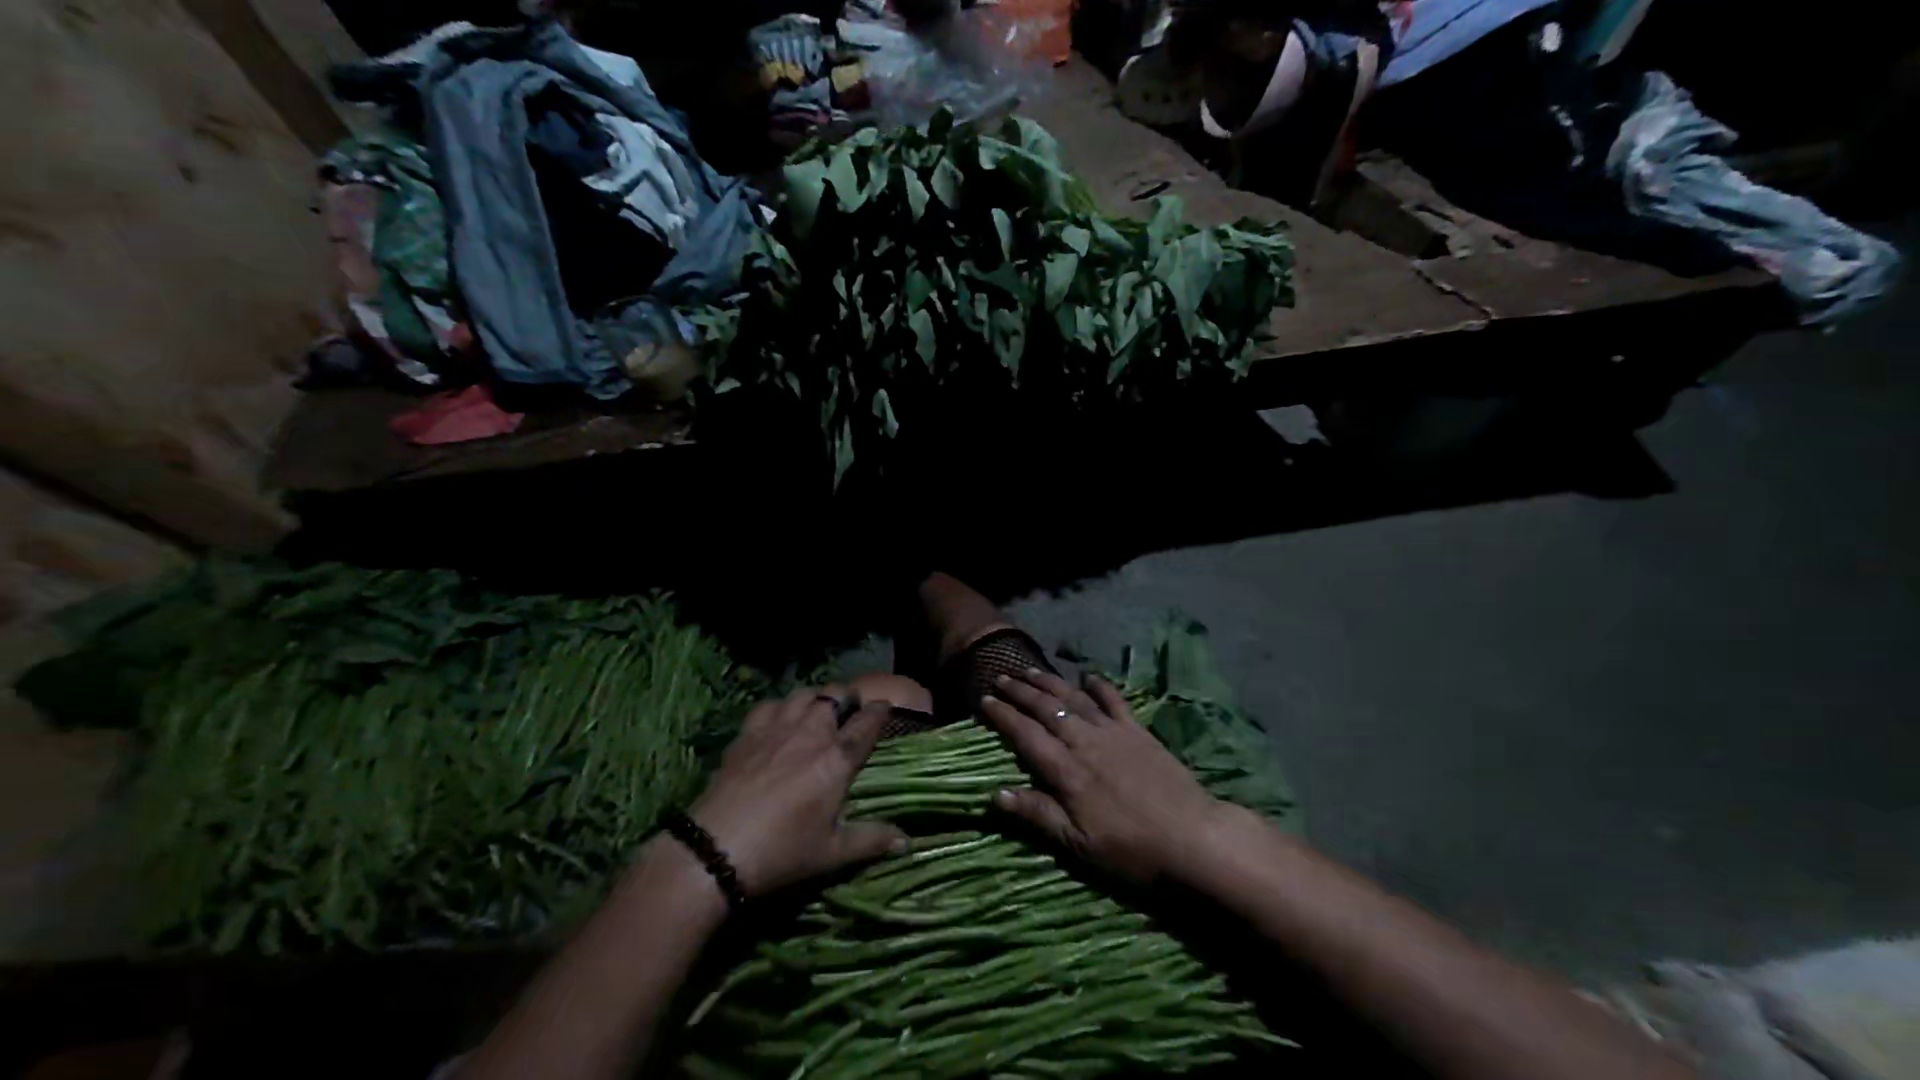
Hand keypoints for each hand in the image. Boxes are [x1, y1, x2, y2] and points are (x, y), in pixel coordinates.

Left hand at [689, 686, 908, 896]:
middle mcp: (810, 734)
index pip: (866, 724)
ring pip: (803, 694)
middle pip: (834, 697)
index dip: (879, 711)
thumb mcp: (832, 853)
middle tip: (851, 707)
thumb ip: (871, 841)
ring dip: (816, 696)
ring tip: (819, 705)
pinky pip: (769, 705)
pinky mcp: (747, 734)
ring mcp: (776, 729)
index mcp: (837, 760)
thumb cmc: (782, 852)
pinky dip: (780, 705)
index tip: (886, 706)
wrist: (716, 848)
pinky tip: (779, 717)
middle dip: (847, 697)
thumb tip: (907, 842)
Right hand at [981, 669, 1228, 883]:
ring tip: (1029, 670)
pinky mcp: (1138, 731)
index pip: (1026, 735)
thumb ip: (1038, 814)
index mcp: (1066, 770)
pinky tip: (1088, 676)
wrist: (1193, 837)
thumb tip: (996, 794)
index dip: (1003, 716)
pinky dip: (1099, 685)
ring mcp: (1113, 732)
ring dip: (1049, 682)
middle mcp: (1085, 742)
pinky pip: (1115, 700)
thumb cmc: (1131, 848)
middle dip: (1020, 691)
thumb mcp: (1078, 843)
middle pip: (1046, 708)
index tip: (984, 701)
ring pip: (1073, 698)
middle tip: (1000, 678)